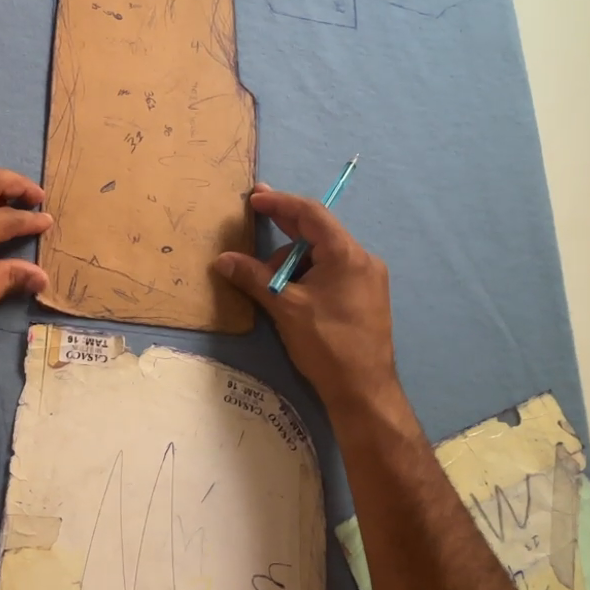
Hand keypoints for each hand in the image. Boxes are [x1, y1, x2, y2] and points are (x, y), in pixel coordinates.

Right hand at [212, 183, 406, 423]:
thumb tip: (222, 260)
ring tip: (271, 288)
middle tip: (256, 211)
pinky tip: (289, 292)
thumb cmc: (326, 344)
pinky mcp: (364, 297)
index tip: (254, 198)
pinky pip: (331, 272)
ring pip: (321, 256)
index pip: (311, 214)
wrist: (364, 391)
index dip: (280, 203)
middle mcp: (362, 259)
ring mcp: (367, 279)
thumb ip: (253, 278)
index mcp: (347, 255)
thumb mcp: (285, 307)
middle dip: (284, 227)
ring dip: (292, 263)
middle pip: (317, 232)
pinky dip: (306, 275)